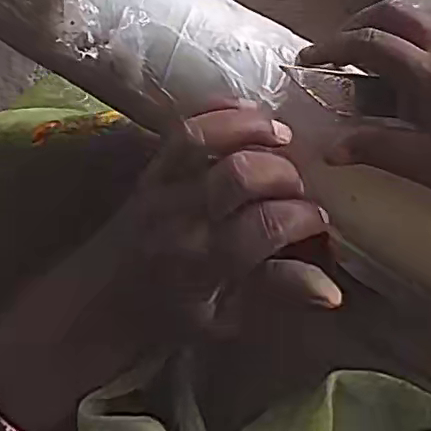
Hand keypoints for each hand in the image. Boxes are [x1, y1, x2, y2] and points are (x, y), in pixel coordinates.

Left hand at [0, 102, 336, 430]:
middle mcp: (182, 218)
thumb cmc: (167, 316)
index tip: (320, 217)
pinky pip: (180, 127)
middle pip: (238, 174)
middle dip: (281, 170)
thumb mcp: (224, 319)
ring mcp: (162, 185)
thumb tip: (333, 289)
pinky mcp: (151, 165)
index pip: (263, 227)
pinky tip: (246, 110)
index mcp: (204, 264)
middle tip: (299, 180)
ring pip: (204, 139)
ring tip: (280, 131)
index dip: (302, 216)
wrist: (97, 301)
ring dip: (249, 127)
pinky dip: (216, 110)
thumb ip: (275, 294)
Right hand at [298, 1, 430, 252]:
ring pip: (423, 19)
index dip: (332, 46)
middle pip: (393, 12)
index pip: (369, 42)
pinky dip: (421, 41)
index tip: (309, 59)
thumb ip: (379, 148)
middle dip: (358, 23)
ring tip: (380, 65)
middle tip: (340, 49)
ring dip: (391, 30)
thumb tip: (329, 147)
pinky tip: (429, 78)